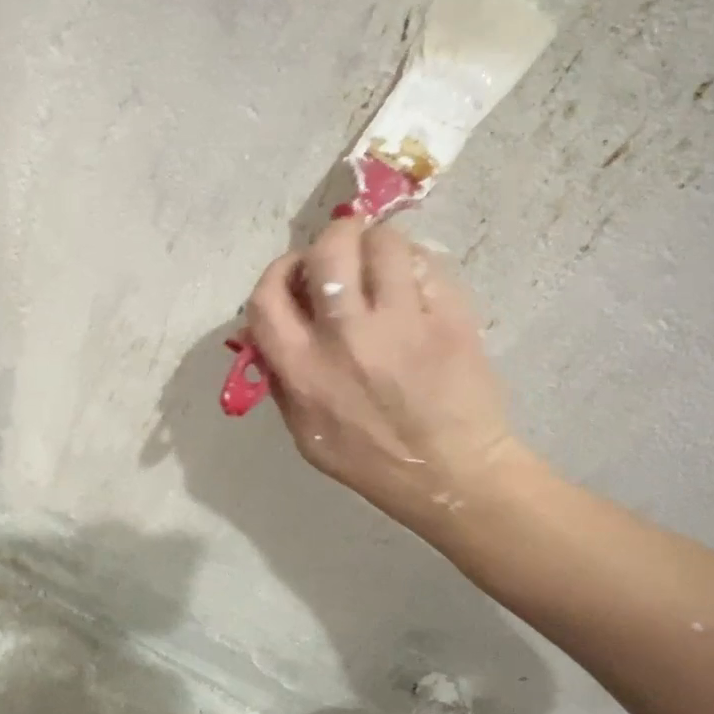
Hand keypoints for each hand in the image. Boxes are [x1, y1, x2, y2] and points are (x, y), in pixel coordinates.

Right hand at [245, 218, 525, 519]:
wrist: (448, 474)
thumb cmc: (369, 460)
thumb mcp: (304, 432)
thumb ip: (282, 379)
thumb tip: (264, 334)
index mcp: (302, 369)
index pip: (267, 296)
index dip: (279, 272)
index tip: (295, 273)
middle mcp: (345, 337)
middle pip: (327, 250)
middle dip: (333, 239)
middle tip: (345, 253)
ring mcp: (400, 322)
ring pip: (383, 243)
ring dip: (379, 244)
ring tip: (385, 263)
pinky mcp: (446, 316)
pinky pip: (426, 265)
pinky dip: (415, 265)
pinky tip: (415, 286)